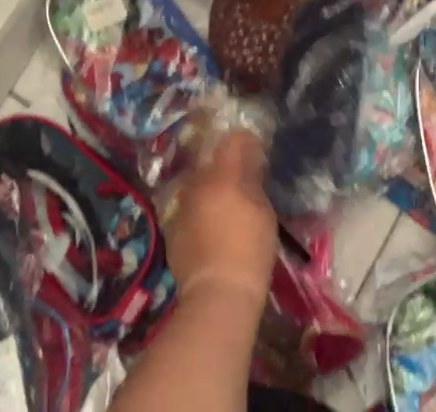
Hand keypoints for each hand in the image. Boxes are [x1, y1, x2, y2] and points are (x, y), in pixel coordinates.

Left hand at [165, 130, 277, 308]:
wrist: (218, 293)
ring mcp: (181, 208)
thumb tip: (250, 163)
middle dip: (225, 164)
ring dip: (211, 186)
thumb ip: (253, 182)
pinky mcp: (172, 230)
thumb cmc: (251, 250)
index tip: (256, 147)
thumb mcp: (263, 212)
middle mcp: (196, 187)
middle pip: (210, 162)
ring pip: (196, 185)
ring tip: (226, 201)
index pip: (231, 142)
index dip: (244, 141)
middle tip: (242, 176)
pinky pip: (189, 207)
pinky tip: (212, 224)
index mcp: (222, 178)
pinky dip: (200, 208)